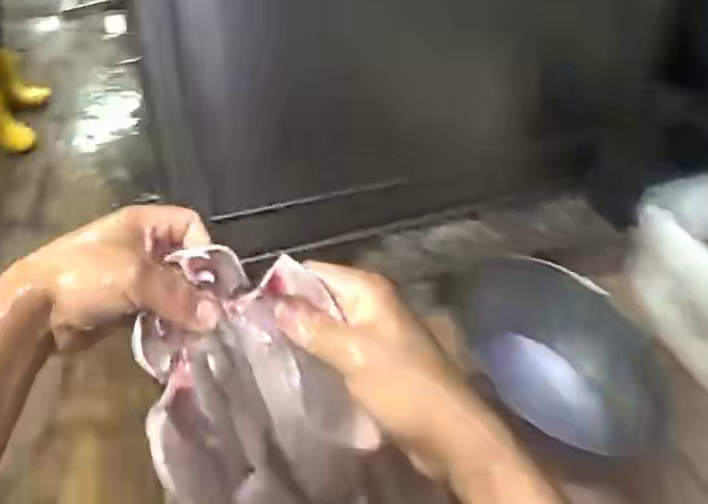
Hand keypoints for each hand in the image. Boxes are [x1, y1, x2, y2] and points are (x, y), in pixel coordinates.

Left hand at [4, 205, 218, 350]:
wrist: (35, 309)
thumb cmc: (86, 276)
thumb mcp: (135, 277)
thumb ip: (177, 295)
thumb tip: (216, 317)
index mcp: (143, 223)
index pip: (189, 225)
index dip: (204, 250)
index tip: (212, 284)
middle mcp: (142, 245)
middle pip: (184, 260)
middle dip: (197, 287)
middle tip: (209, 318)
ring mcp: (132, 275)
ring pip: (172, 289)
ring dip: (184, 310)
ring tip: (194, 336)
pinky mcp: (125, 305)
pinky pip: (157, 311)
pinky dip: (167, 325)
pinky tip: (173, 344)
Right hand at [277, 263, 505, 481]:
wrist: (453, 436)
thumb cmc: (403, 386)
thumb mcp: (352, 355)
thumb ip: (312, 327)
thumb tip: (273, 304)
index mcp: (367, 288)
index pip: (313, 271)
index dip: (284, 285)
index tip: (255, 307)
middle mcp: (371, 301)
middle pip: (320, 296)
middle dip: (293, 312)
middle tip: (260, 332)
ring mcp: (376, 330)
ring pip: (329, 323)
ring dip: (307, 336)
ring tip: (274, 352)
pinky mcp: (378, 358)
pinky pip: (340, 346)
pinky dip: (323, 354)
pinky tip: (304, 370)